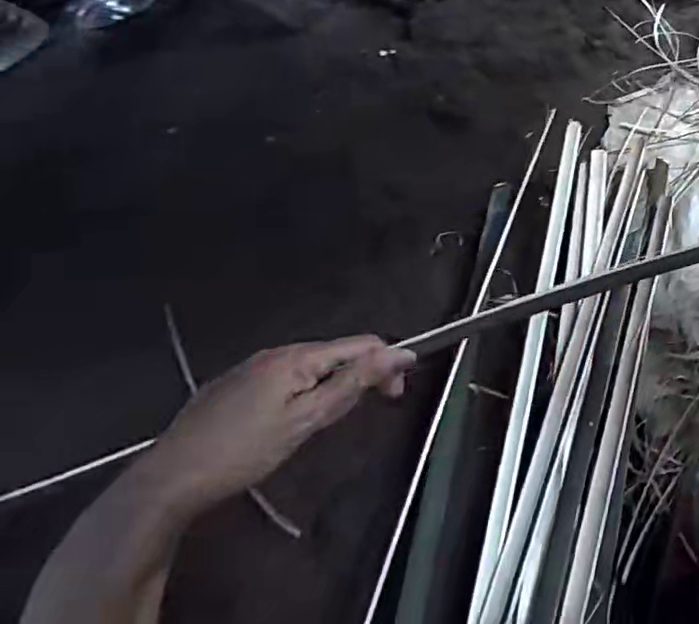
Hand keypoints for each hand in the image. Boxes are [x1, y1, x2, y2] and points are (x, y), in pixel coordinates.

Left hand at [135, 336, 414, 517]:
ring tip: (316, 421)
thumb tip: (403, 352)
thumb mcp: (308, 418)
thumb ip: (356, 381)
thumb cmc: (242, 453)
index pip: (364, 345)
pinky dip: (298, 392)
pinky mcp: (226, 389)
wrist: (158, 490)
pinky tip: (282, 421)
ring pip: (308, 368)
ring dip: (327, 386)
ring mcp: (245, 370)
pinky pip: (280, 379)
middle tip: (351, 414)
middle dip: (356, 378)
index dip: (387, 365)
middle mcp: (273, 354)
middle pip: (336, 355)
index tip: (393, 395)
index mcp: (296, 358)